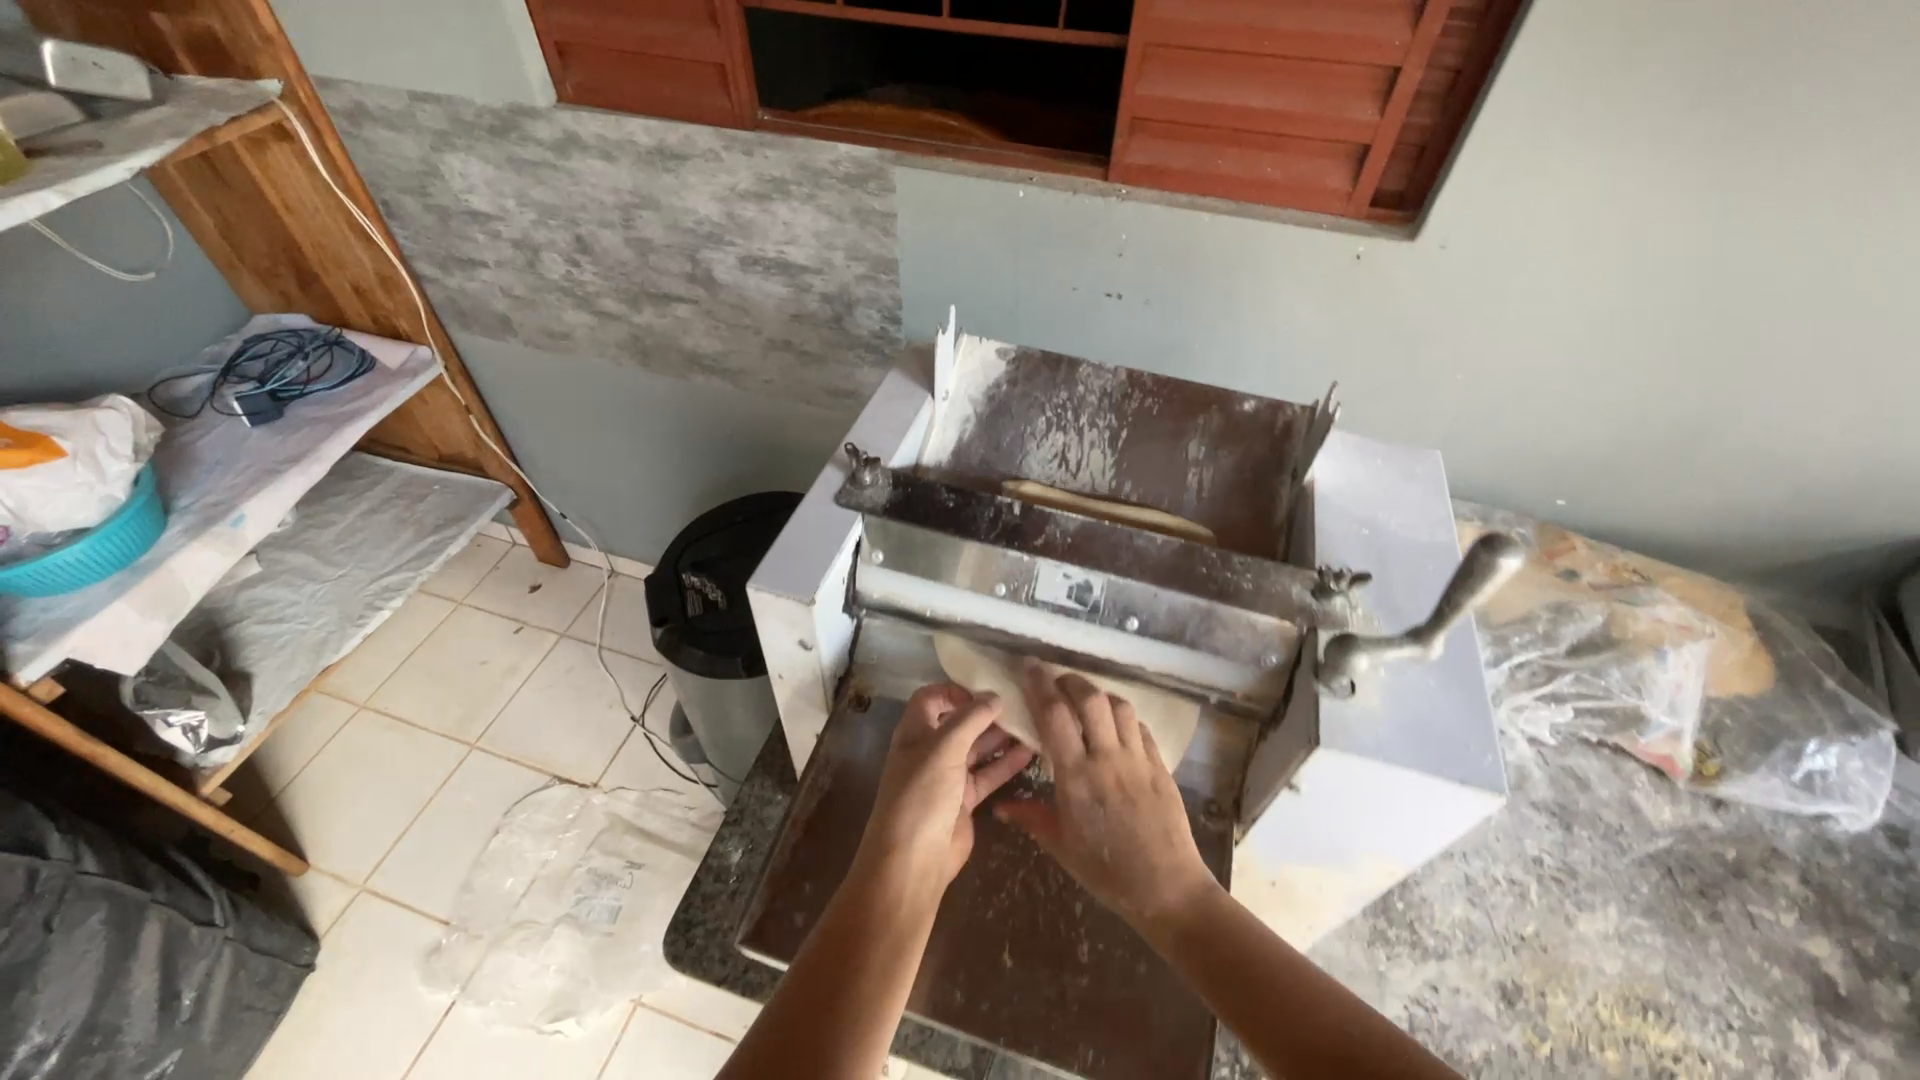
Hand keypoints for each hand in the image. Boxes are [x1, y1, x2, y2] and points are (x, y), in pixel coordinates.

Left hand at [856, 684, 1035, 898]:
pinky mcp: (964, 800)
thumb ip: (970, 719)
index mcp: (914, 732)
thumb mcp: (943, 748)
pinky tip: (1031, 752)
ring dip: (1000, 737)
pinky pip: (987, 774)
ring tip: (1031, 724)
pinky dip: (1006, 764)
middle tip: (1020, 704)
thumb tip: (995, 696)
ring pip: (977, 748)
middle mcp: (929, 750)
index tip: (986, 690)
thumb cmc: (921, 795)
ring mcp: (947, 776)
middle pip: (959, 722)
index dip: (955, 691)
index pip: (931, 698)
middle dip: (985, 713)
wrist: (914, 860)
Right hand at [994, 665, 1220, 932]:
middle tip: (1056, 680)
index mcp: (1076, 776)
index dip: (1040, 685)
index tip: (1030, 668)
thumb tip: (1000, 806)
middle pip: (1089, 699)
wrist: (1167, 888)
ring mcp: (1138, 760)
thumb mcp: (1061, 846)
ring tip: (1085, 699)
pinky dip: (1124, 718)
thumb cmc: (1107, 871)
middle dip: (1070, 680)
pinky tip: (1116, 726)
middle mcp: (1107, 759)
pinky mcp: (1161, 767)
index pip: (1054, 715)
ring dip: (1099, 695)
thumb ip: (1031, 817)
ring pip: (1119, 707)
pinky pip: (1140, 729)